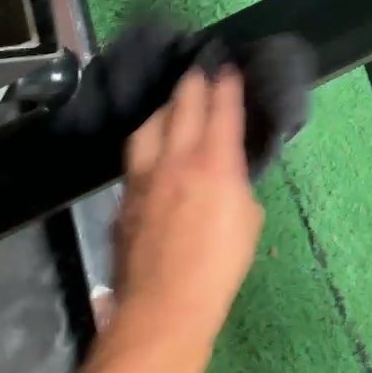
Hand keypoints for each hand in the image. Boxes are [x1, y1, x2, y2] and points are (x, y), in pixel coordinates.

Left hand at [80, 68, 262, 372]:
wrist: (165, 306)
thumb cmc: (221, 262)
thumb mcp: (247, 214)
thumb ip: (237, 183)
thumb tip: (229, 171)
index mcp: (214, 162)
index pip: (221, 109)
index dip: (226, 84)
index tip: (229, 66)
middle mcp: (176, 161)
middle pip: (180, 108)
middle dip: (192, 84)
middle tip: (199, 69)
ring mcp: (143, 180)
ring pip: (147, 130)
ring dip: (163, 110)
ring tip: (171, 105)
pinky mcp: (123, 203)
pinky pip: (134, 160)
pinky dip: (147, 146)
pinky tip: (152, 152)